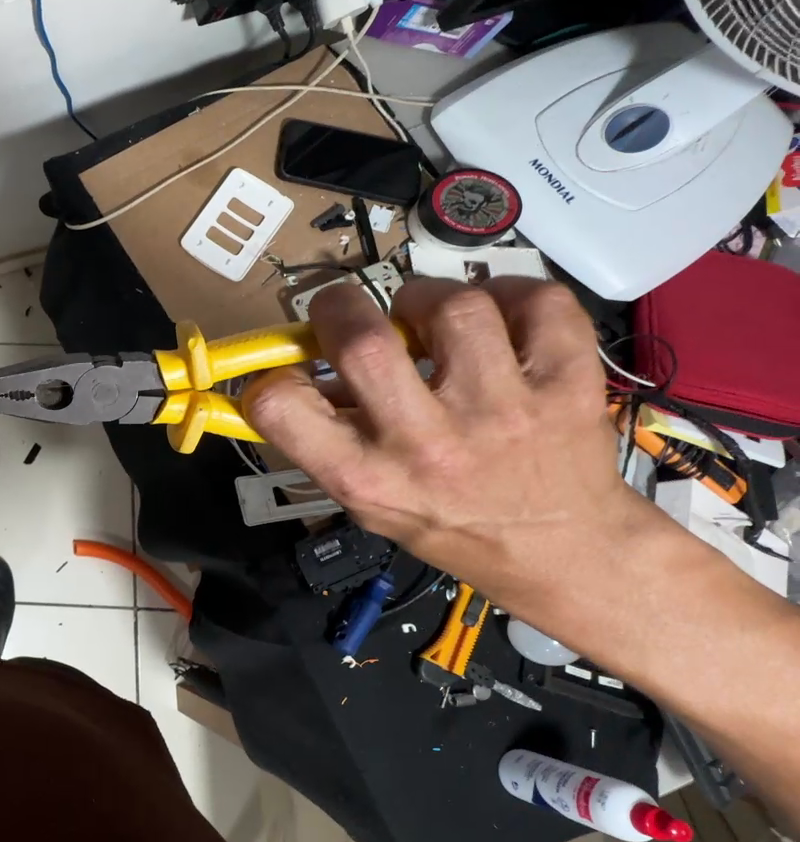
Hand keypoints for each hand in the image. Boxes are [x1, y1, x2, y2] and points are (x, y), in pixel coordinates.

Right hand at [243, 278, 655, 617]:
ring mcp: (506, 411)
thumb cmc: (445, 521)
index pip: (279, 406)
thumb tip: (296, 367)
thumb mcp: (362, 498)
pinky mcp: (570, 385)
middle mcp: (428, 443)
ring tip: (427, 319)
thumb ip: (321, 436)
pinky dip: (508, 294)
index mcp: (365, 476)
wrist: (566, 548)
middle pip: (362, 342)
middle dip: (340, 308)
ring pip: (454, 307)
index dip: (271, 377)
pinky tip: (494, 317)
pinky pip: (536, 301)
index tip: (292, 371)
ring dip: (426, 299)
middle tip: (348, 313)